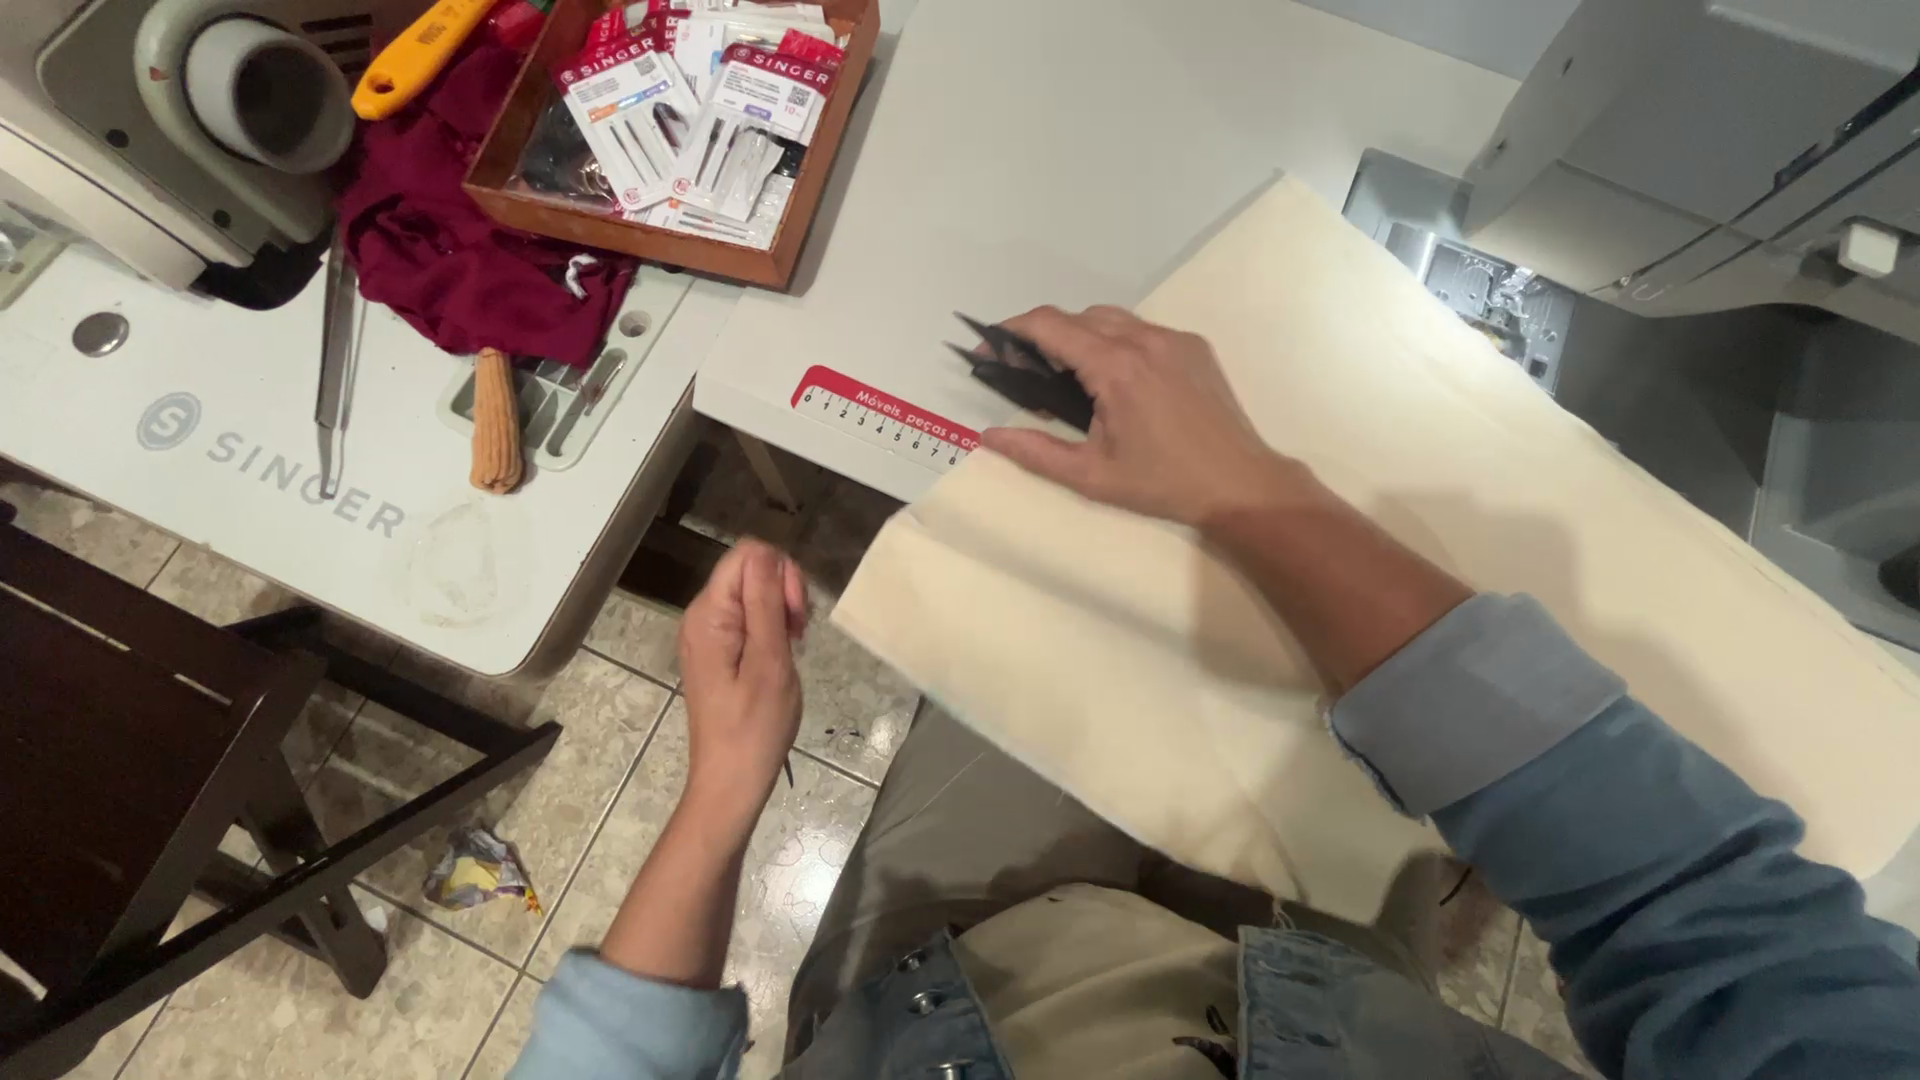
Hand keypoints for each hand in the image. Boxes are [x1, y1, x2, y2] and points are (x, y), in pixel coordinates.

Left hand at [676, 539, 807, 829]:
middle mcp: (702, 616)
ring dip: (782, 611)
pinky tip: (783, 654)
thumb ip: (766, 603)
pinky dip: (773, 627)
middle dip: (784, 590)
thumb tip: (768, 553)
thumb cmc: (755, 726)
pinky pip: (750, 617)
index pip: (747, 555)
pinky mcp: (719, 649)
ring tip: (793, 647)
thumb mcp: (769, 661)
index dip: (780, 572)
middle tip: (799, 634)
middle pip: (750, 570)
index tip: (796, 615)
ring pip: (754, 592)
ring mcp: (709, 633)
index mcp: (709, 614)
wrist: (732, 781)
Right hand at [979, 306, 1303, 527]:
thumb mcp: (1090, 476)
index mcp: (1116, 368)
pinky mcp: (1194, 346)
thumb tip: (988, 436)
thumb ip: (1035, 452)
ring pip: (1112, 319)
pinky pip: (1142, 330)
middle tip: (1029, 375)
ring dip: (1081, 337)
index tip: (990, 348)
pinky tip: (1116, 381)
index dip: (1011, 331)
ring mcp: (1174, 339)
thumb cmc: (1161, 484)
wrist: (1239, 484)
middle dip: (1044, 337)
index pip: (1050, 325)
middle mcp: (1145, 340)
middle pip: (1078, 317)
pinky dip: (1116, 343)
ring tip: (1070, 379)